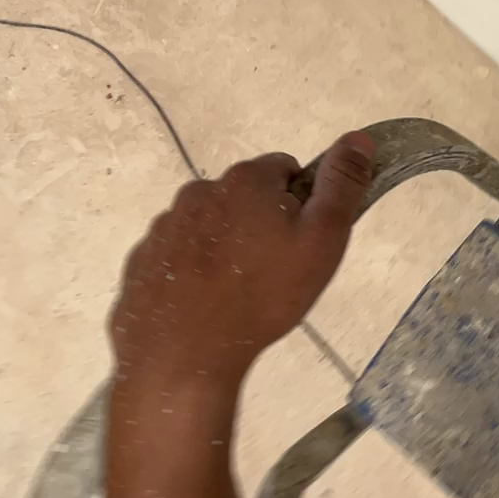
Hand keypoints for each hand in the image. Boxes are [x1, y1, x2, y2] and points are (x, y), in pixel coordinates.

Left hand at [107, 130, 376, 393]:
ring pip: (212, 224)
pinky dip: (195, 269)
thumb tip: (358, 137)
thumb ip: (343, 183)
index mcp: (245, 180)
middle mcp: (199, 192)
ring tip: (242, 291)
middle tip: (279, 267)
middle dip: (264, 220)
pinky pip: (179, 254)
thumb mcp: (324, 237)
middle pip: (247, 195)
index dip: (302, 201)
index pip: (286, 169)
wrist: (182, 359)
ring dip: (229, 244)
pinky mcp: (140, 264)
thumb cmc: (266, 294)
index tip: (303, 239)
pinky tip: (207, 303)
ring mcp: (163, 228)